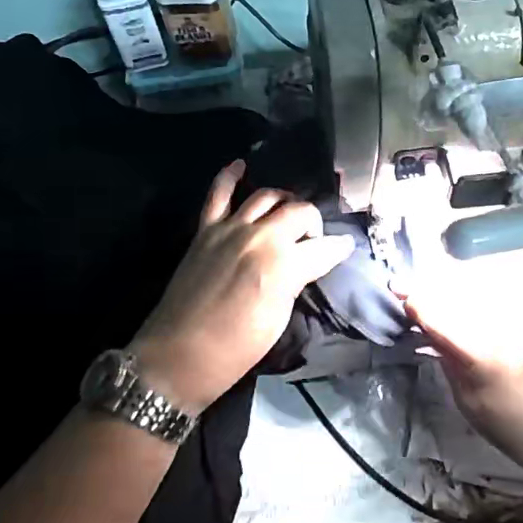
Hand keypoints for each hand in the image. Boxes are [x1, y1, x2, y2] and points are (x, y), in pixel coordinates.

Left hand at [129, 161, 354, 412]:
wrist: (177, 357)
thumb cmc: (236, 348)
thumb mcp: (280, 316)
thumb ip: (297, 279)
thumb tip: (311, 261)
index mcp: (284, 265)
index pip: (325, 247)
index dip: (339, 248)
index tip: (345, 248)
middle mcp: (260, 237)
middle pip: (300, 212)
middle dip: (313, 224)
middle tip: (312, 240)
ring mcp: (230, 229)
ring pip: (267, 196)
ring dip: (284, 201)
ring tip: (288, 213)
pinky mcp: (205, 230)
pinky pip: (218, 194)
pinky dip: (229, 176)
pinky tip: (240, 165)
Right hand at [405, 286, 522, 488]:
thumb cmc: (517, 430)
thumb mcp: (468, 401)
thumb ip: (447, 355)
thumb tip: (427, 323)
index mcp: (487, 353)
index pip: (439, 311)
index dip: (415, 299)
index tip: (397, 291)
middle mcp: (509, 321)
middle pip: (458, 289)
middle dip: (434, 289)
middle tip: (412, 292)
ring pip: (480, 285)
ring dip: (458, 289)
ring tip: (443, 300)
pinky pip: (502, 293)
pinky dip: (483, 298)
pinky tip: (477, 310)